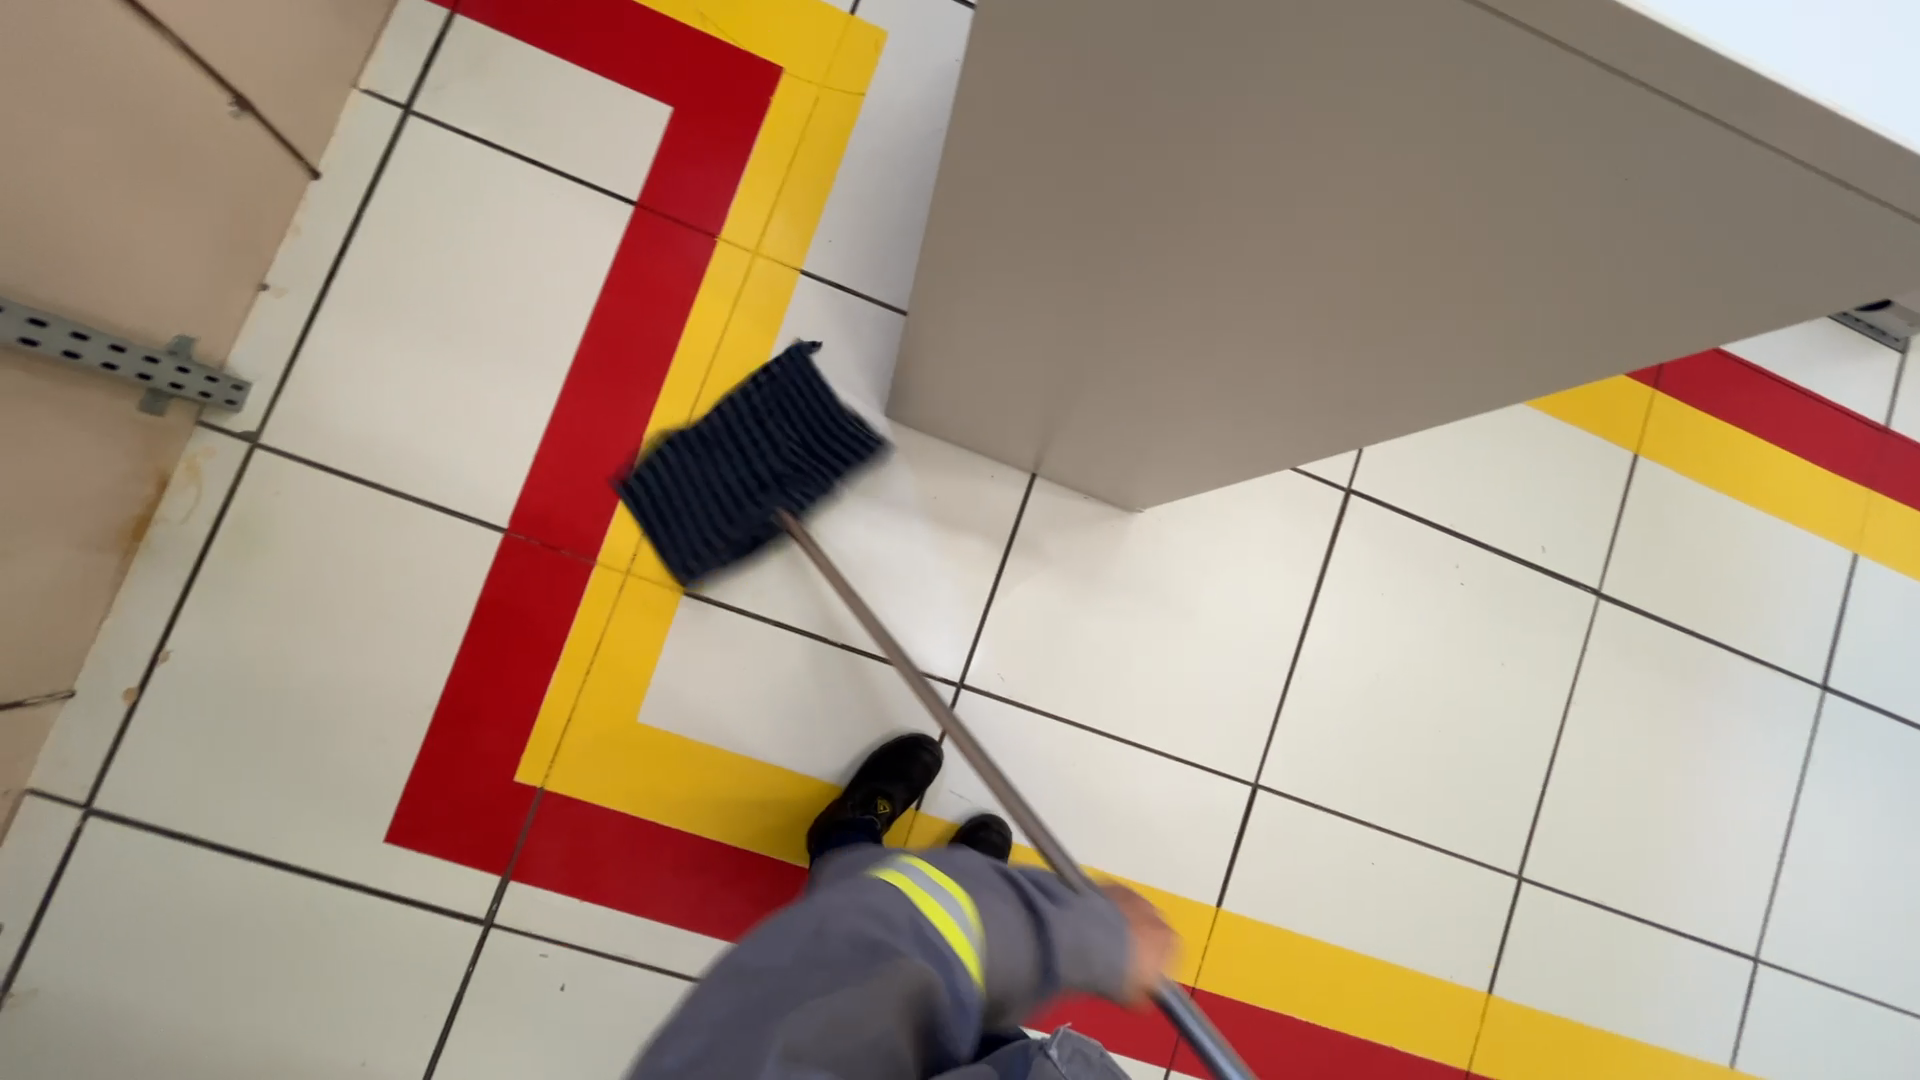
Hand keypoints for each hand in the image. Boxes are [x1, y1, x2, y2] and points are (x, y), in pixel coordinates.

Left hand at [1100, 884, 1175, 1005]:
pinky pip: (1113, 899)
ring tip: (1100, 940)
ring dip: (1120, 922)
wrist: (1087, 940)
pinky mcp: (1112, 885)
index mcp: (1170, 942)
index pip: (1169, 954)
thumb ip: (1142, 996)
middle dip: (1137, 941)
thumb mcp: (1134, 997)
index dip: (1153, 965)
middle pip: (1150, 929)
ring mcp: (1134, 897)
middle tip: (1116, 958)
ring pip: (1131, 912)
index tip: (1139, 976)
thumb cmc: (1115, 971)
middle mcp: (1157, 915)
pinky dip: (1105, 907)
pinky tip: (1091, 922)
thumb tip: (1140, 998)